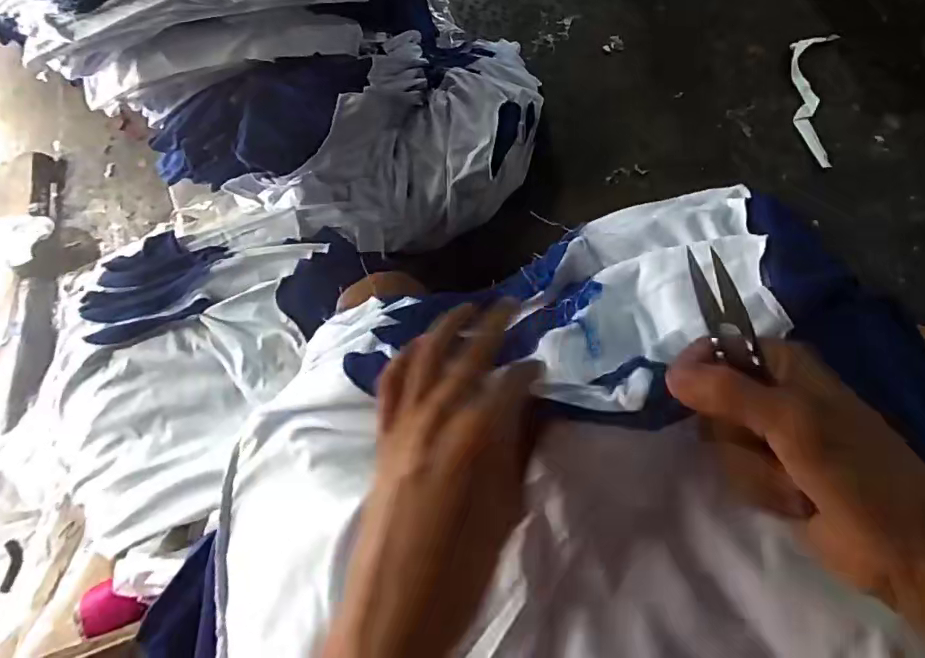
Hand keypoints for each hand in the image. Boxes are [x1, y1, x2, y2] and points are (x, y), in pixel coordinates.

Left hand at [324, 302, 542, 657]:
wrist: (388, 621)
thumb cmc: (458, 573)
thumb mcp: (504, 512)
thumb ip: (517, 450)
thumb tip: (534, 407)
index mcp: (470, 439)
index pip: (507, 384)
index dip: (528, 371)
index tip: (543, 365)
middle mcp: (432, 421)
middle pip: (467, 356)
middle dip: (493, 325)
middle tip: (514, 304)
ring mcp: (401, 428)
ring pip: (423, 358)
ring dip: (447, 327)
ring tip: (468, 307)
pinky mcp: (382, 441)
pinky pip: (389, 386)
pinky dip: (404, 358)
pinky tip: (418, 345)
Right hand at [666, 340, 924, 657]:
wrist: (902, 547)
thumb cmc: (854, 468)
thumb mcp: (791, 421)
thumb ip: (730, 393)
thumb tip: (672, 372)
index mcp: (784, 363)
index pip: (721, 348)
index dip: (699, 366)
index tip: (680, 389)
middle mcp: (773, 394)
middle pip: (713, 399)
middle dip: (735, 432)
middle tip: (769, 446)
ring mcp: (772, 438)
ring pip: (721, 443)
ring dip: (754, 470)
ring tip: (795, 481)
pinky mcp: (771, 477)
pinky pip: (737, 474)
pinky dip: (762, 491)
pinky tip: (795, 502)